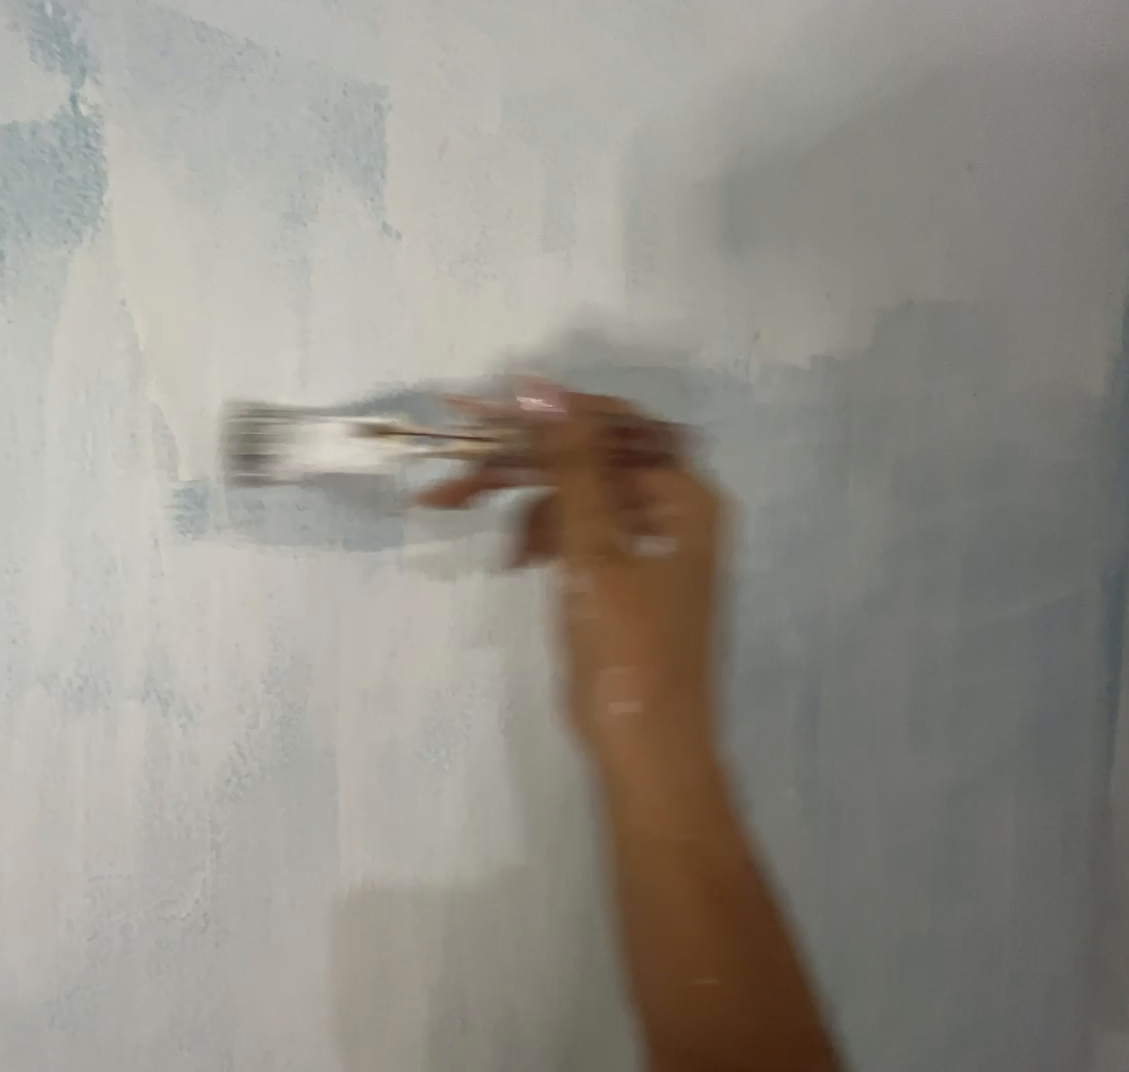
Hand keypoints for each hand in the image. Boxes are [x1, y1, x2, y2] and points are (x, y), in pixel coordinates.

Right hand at [416, 382, 725, 758]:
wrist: (642, 741)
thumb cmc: (624, 644)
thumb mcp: (592, 547)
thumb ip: (569, 463)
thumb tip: (538, 388)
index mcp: (681, 494)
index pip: (609, 424)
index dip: (543, 414)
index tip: (478, 415)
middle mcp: (668, 508)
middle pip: (581, 461)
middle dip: (511, 466)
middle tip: (447, 476)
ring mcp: (643, 543)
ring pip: (567, 497)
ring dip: (516, 505)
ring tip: (453, 513)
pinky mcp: (617, 572)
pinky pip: (570, 531)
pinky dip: (535, 537)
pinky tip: (511, 560)